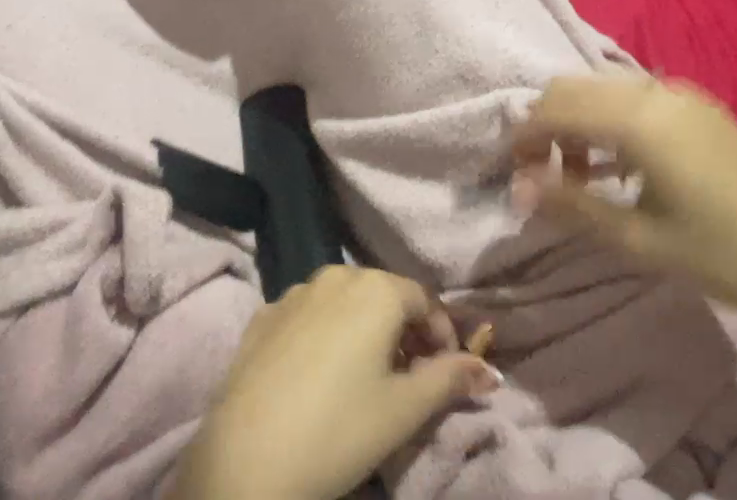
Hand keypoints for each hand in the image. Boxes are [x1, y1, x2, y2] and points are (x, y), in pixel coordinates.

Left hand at [169, 266, 496, 499]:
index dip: (444, 336)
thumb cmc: (341, 429)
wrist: (248, 460)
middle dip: (406, 331)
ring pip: (344, 303)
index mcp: (375, 289)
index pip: (426, 301)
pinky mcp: (260, 317)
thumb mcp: (406, 408)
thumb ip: (450, 379)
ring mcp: (292, 294)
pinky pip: (308, 316)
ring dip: (366, 330)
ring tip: (369, 376)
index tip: (449, 373)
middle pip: (384, 295)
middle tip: (412, 376)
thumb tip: (488, 370)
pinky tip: (322, 374)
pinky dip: (326, 334)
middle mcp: (334, 276)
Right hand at [511, 74, 736, 328]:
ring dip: (579, 123)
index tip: (509, 172)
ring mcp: (684, 96)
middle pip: (576, 87)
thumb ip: (570, 204)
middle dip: (547, 125)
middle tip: (540, 176)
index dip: (523, 137)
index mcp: (638, 119)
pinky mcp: (703, 110)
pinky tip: (619, 169)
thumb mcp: (636, 238)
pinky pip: (636, 99)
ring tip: (580, 179)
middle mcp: (656, 92)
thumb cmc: (720, 256)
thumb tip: (517, 187)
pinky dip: (610, 122)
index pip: (556, 108)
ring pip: (605, 90)